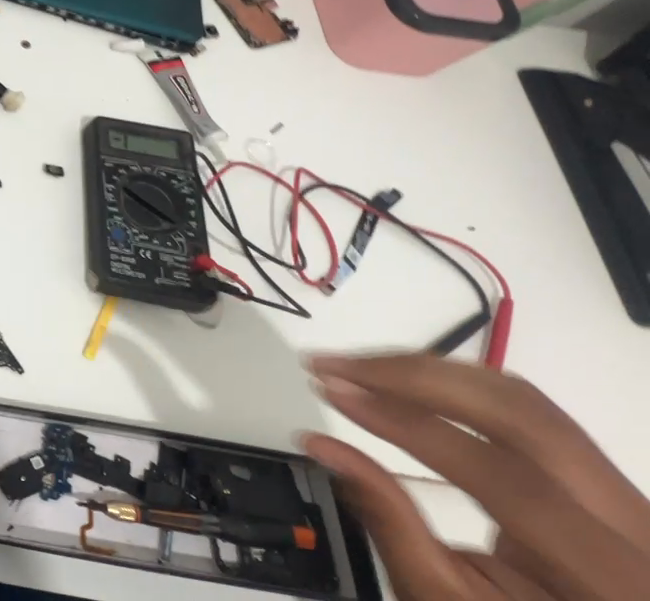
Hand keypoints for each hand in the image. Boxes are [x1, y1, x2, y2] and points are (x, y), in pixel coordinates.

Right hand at [304, 353, 649, 599]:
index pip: (508, 479)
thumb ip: (390, 522)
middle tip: (333, 365)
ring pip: (522, 398)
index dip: (412, 427)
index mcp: (612, 575)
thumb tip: (323, 446)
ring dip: (425, 371)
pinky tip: (398, 381)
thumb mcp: (446, 597)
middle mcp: (635, 521)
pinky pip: (524, 407)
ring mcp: (621, 490)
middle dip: (414, 378)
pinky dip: (451, 382)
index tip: (334, 393)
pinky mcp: (592, 469)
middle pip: (522, 417)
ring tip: (354, 366)